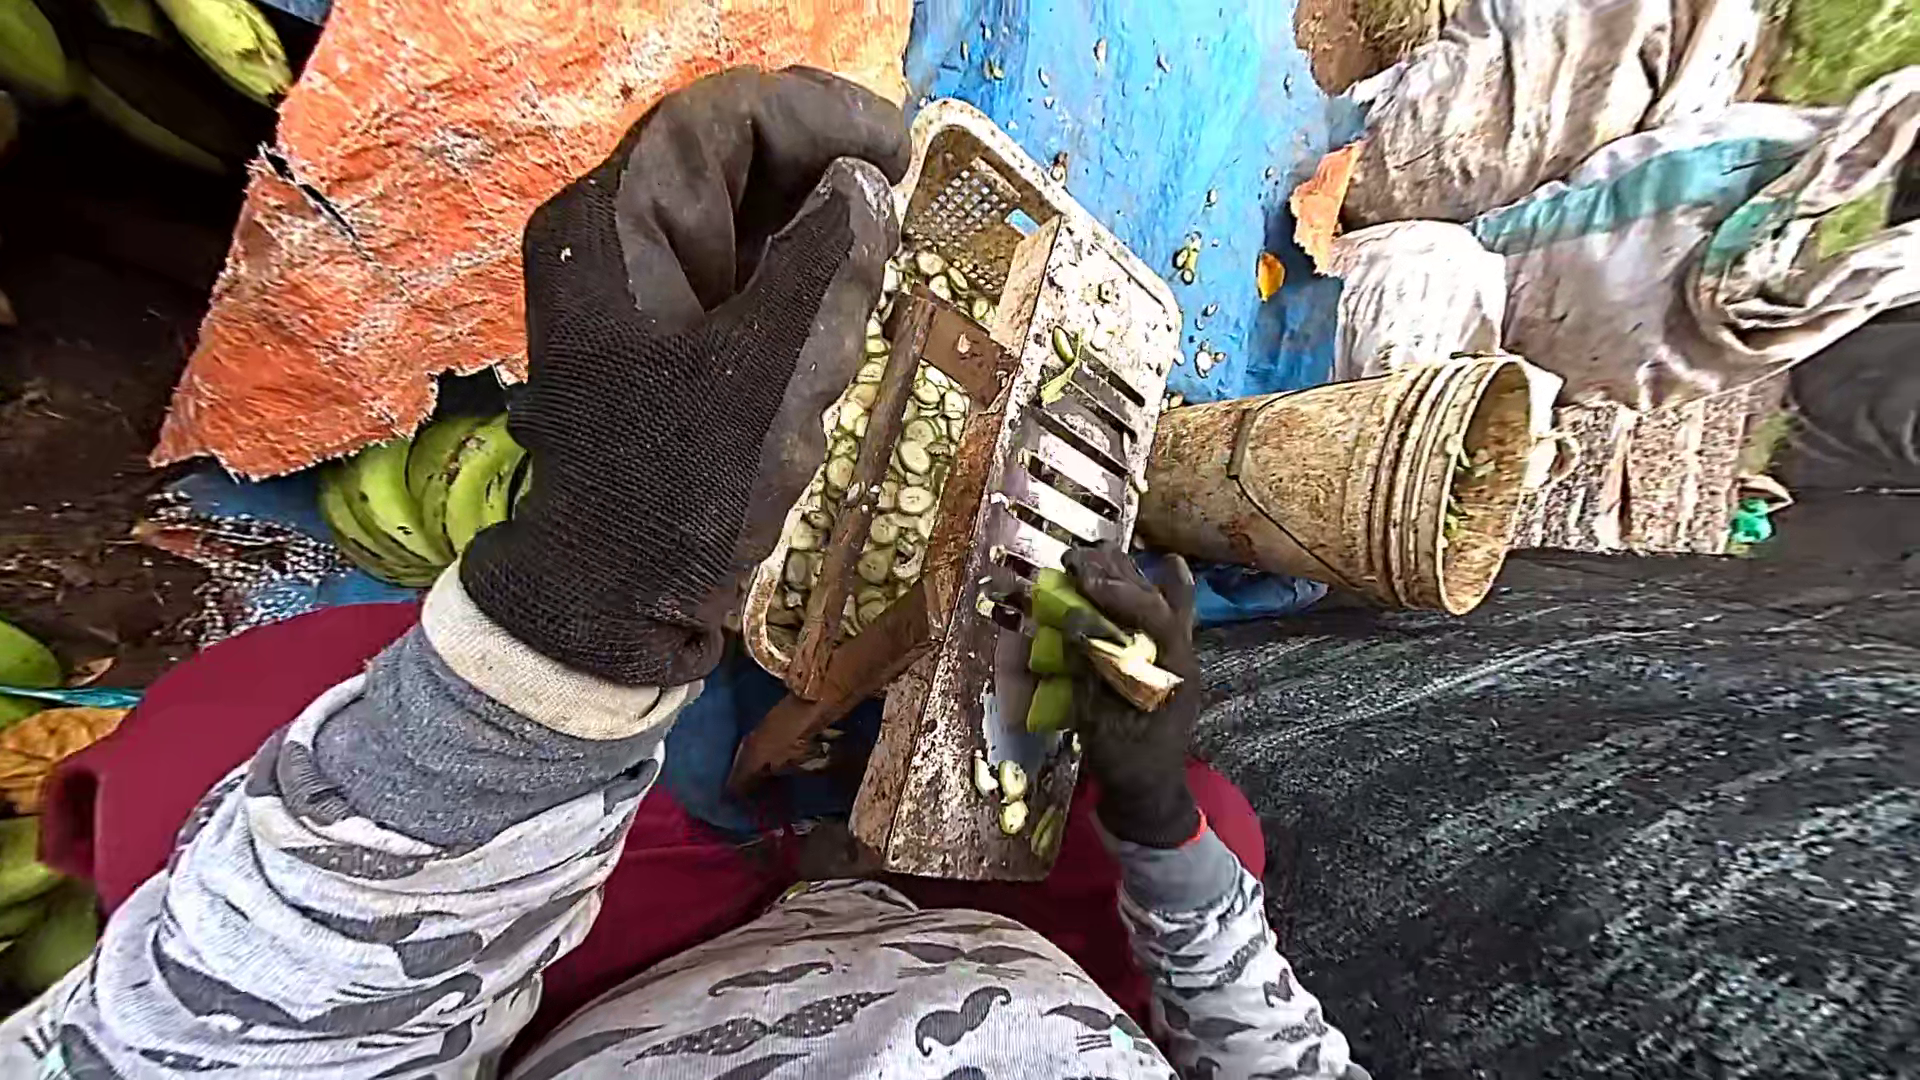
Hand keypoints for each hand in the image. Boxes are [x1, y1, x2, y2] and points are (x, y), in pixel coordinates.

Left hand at [462, 67, 908, 685]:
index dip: (818, 116)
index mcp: (618, 230)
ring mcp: (636, 300)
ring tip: (877, 242)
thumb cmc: (692, 483)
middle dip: (818, 167)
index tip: (900, 148)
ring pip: (732, 227)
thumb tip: (866, 187)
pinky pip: (733, 283)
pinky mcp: (661, 346)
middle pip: (723, 168)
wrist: (625, 588)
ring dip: (809, 224)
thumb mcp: (772, 371)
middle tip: (899, 190)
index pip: (721, 123)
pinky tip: (834, 298)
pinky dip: (791, 278)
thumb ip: (824, 269)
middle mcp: (615, 247)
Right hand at [1064, 544, 1203, 847]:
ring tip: (1096, 551)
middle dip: (1115, 574)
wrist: (1150, 790)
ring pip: (1162, 600)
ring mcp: (1178, 655)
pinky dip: (1170, 587)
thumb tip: (1074, 627)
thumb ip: (1091, 674)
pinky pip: (1173, 616)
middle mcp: (1181, 655)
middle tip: (1076, 557)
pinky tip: (1169, 563)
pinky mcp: (1167, 659)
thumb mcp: (1100, 723)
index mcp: (1172, 674)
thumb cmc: (1126, 762)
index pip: (1155, 618)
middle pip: (1156, 599)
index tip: (1084, 580)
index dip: (1120, 594)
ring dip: (1128, 574)